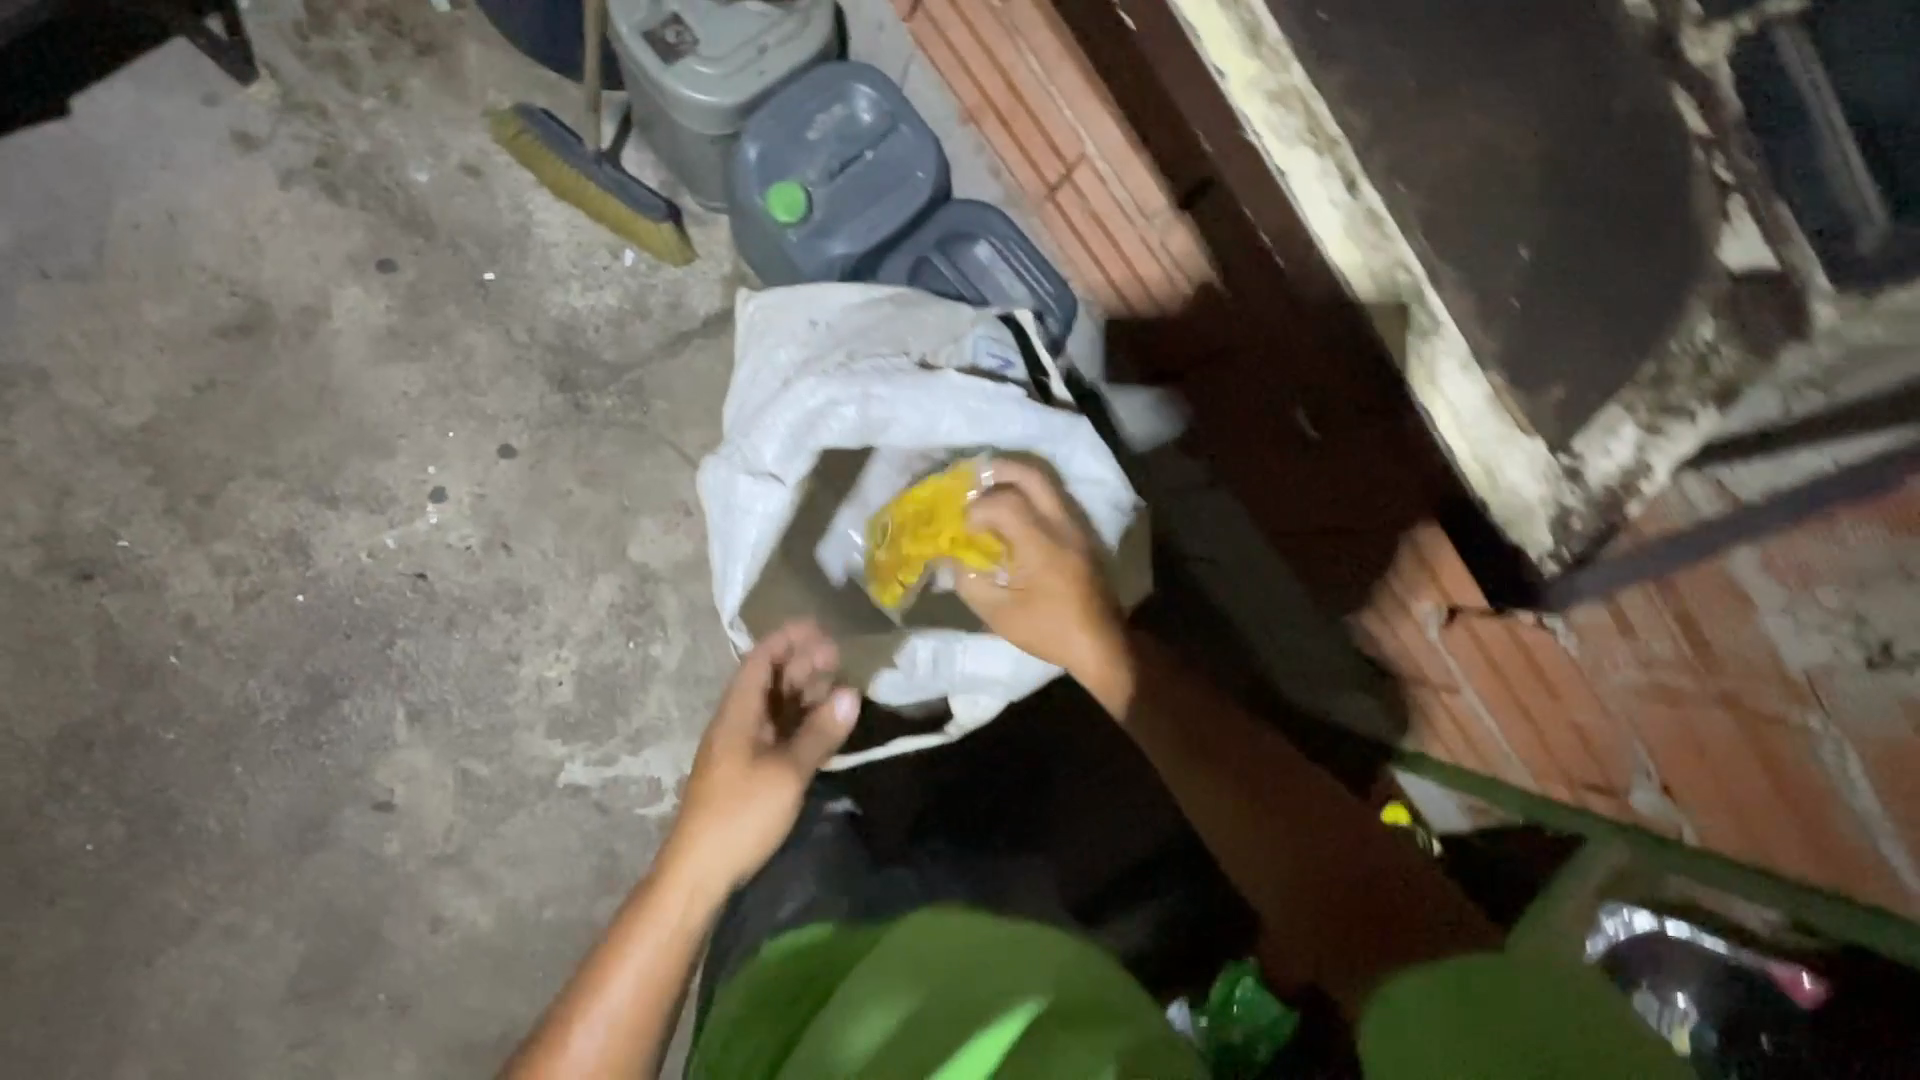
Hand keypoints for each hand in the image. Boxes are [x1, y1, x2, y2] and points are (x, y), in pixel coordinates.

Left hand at [662, 620, 859, 891]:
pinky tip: (824, 722)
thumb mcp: (786, 772)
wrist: (699, 871)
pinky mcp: (749, 772)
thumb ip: (819, 733)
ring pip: (776, 708)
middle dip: (801, 663)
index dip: (786, 640)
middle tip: (838, 652)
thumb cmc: (740, 815)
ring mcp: (742, 749)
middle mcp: (737, 724)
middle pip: (770, 682)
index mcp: (737, 714)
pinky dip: (801, 722)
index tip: (817, 626)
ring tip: (838, 680)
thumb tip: (851, 694)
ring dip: (804, 692)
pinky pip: (778, 733)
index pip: (759, 662)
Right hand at [955, 459, 1132, 712]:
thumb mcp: (999, 614)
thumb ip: (970, 582)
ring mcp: (1076, 527)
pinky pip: (1054, 500)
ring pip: (1046, 484)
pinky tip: (1012, 513)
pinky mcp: (1082, 535)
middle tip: (972, 477)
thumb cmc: (1050, 630)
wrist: (1102, 644)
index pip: (1004, 503)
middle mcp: (1062, 525)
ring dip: (1015, 480)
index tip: (963, 528)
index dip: (977, 509)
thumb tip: (952, 559)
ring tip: (989, 491)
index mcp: (1041, 543)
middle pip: (1031, 475)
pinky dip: (1030, 496)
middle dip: (999, 470)